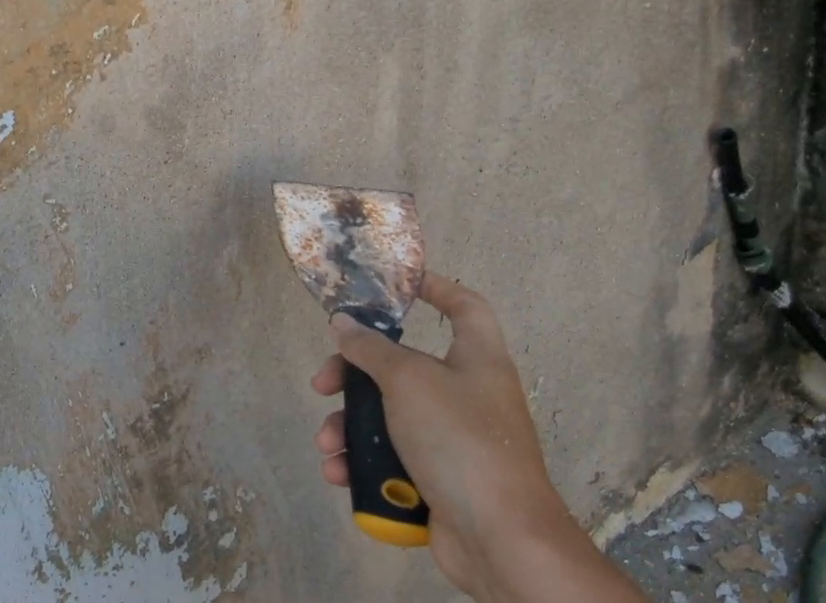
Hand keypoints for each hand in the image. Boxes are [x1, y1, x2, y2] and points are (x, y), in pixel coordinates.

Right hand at [311, 274, 644, 600]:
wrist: (502, 540)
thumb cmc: (461, 442)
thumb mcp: (408, 381)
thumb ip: (371, 348)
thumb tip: (344, 323)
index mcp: (477, 362)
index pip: (466, 308)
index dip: (435, 287)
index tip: (393, 284)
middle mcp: (466, 396)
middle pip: (399, 366)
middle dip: (351, 376)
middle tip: (323, 385)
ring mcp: (451, 440)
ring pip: (385, 416)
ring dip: (346, 427)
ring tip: (328, 445)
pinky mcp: (436, 478)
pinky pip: (388, 457)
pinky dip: (360, 463)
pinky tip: (340, 473)